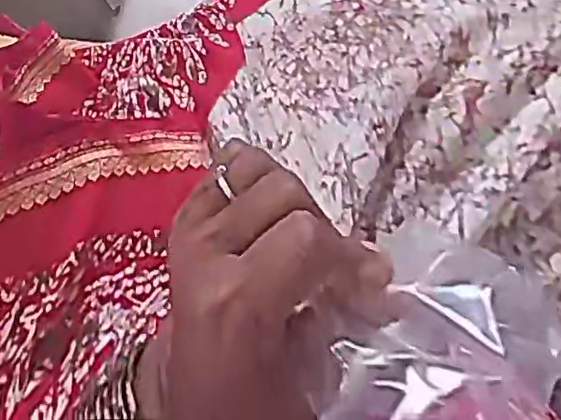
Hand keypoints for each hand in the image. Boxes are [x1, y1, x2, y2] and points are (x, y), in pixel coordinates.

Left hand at [140, 140, 392, 419]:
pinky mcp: (181, 219)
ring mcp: (189, 229)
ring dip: (287, 197)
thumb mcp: (307, 373)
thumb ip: (341, 314)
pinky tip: (269, 221)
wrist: (191, 401)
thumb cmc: (252, 402)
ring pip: (253, 165)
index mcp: (236, 299)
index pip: (307, 234)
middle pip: (284, 188)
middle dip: (322, 225)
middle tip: (336, 266)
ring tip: (300, 238)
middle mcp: (206, 251)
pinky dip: (254, 184)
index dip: (349, 253)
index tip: (375, 279)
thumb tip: (378, 274)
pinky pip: (225, 170)